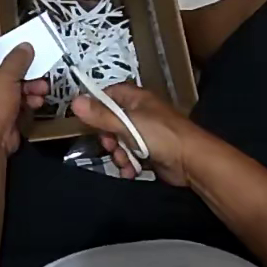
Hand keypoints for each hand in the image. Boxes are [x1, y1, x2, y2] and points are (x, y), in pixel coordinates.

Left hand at [0, 43, 47, 153]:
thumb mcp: (6, 77)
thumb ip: (17, 59)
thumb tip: (25, 45)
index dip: (12, 50)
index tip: (30, 46)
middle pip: (8, 72)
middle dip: (27, 73)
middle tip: (42, 69)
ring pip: (16, 88)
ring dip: (32, 88)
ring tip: (43, 89)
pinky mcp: (4, 115)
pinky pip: (19, 103)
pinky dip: (29, 101)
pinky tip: (38, 102)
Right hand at [73, 83, 200, 185]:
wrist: (192, 161)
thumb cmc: (162, 135)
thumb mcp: (128, 124)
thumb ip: (101, 115)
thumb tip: (74, 101)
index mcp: (136, 99)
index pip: (108, 95)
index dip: (97, 106)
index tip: (87, 120)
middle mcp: (140, 113)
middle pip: (111, 122)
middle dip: (108, 138)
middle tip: (112, 146)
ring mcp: (146, 133)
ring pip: (120, 142)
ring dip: (118, 155)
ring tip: (126, 162)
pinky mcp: (150, 152)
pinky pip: (130, 156)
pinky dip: (128, 164)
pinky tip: (131, 171)